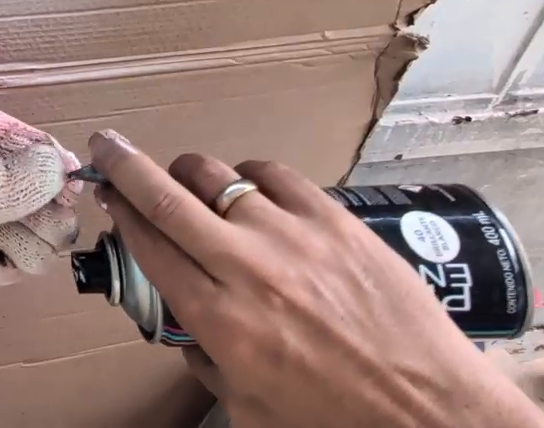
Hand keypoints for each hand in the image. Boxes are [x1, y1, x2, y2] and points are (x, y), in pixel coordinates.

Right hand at [86, 132, 543, 427]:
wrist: (440, 422)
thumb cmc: (339, 426)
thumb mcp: (251, 412)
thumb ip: (205, 361)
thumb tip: (183, 328)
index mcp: (220, 322)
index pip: (148, 244)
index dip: (118, 210)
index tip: (104, 191)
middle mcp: (245, 270)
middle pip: (164, 196)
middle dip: (123, 164)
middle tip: (105, 143)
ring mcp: (291, 237)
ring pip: (214, 176)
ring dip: (188, 172)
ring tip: (189, 182)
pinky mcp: (334, 220)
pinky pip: (272, 174)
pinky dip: (250, 177)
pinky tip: (253, 192)